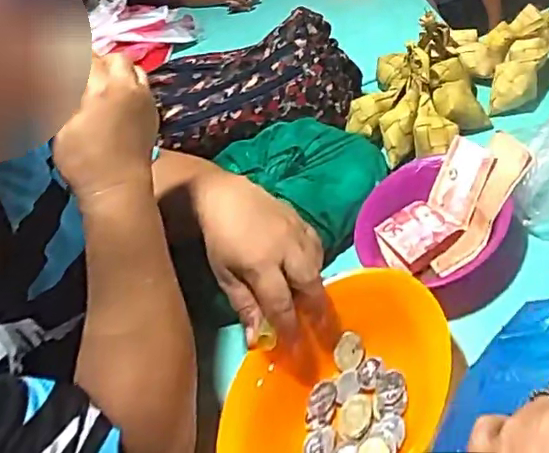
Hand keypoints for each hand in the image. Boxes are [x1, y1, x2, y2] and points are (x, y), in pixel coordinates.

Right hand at [53, 53, 160, 197]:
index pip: (88, 58)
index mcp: (102, 87)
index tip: (61, 53)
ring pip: (134, 68)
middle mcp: (129, 85)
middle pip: (116, 58)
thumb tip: (61, 77)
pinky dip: (129, 82)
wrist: (119, 183)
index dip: (72, 53)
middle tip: (82, 71)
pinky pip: (143, 84)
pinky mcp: (153, 107)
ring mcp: (145, 96)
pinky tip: (117, 96)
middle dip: (99, 60)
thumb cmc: (82, 158)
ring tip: (100, 83)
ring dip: (117, 70)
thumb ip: (64, 96)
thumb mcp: (62, 126)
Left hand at [193, 171, 325, 345]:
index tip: (299, 353)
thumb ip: (244, 305)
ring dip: (320, 288)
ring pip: (318, 264)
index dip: (291, 330)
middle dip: (320, 312)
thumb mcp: (224, 275)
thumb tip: (257, 340)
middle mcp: (286, 247)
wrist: (225, 195)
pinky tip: (314, 272)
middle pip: (310, 284)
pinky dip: (319, 262)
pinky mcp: (301, 219)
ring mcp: (297, 231)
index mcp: (263, 263)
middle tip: (329, 336)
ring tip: (322, 309)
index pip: (282, 304)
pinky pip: (318, 245)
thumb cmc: (219, 239)